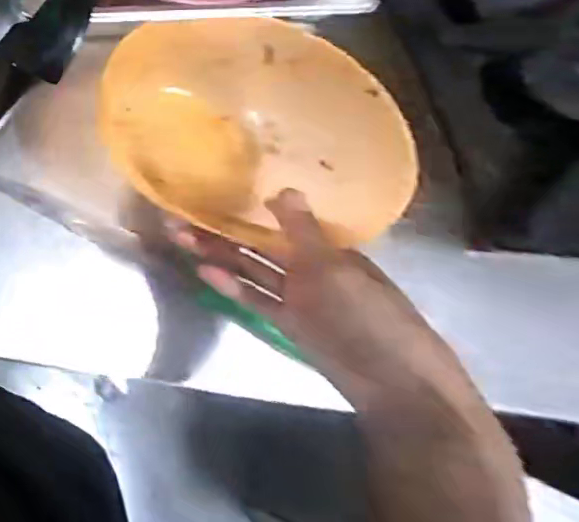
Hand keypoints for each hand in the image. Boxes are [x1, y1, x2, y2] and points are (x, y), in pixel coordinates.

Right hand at [173, 189, 477, 413]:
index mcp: (331, 253)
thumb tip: (284, 188)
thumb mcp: (336, 270)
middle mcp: (312, 270)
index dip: (246, 210)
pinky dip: (231, 285)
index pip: (282, 223)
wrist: (401, 390)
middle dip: (220, 231)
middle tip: (177, 217)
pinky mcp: (289, 323)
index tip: (209, 195)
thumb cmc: (373, 320)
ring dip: (217, 254)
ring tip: (179, 237)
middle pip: (258, 245)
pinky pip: (255, 298)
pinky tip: (204, 271)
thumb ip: (303, 231)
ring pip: (250, 269)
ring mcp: (300, 298)